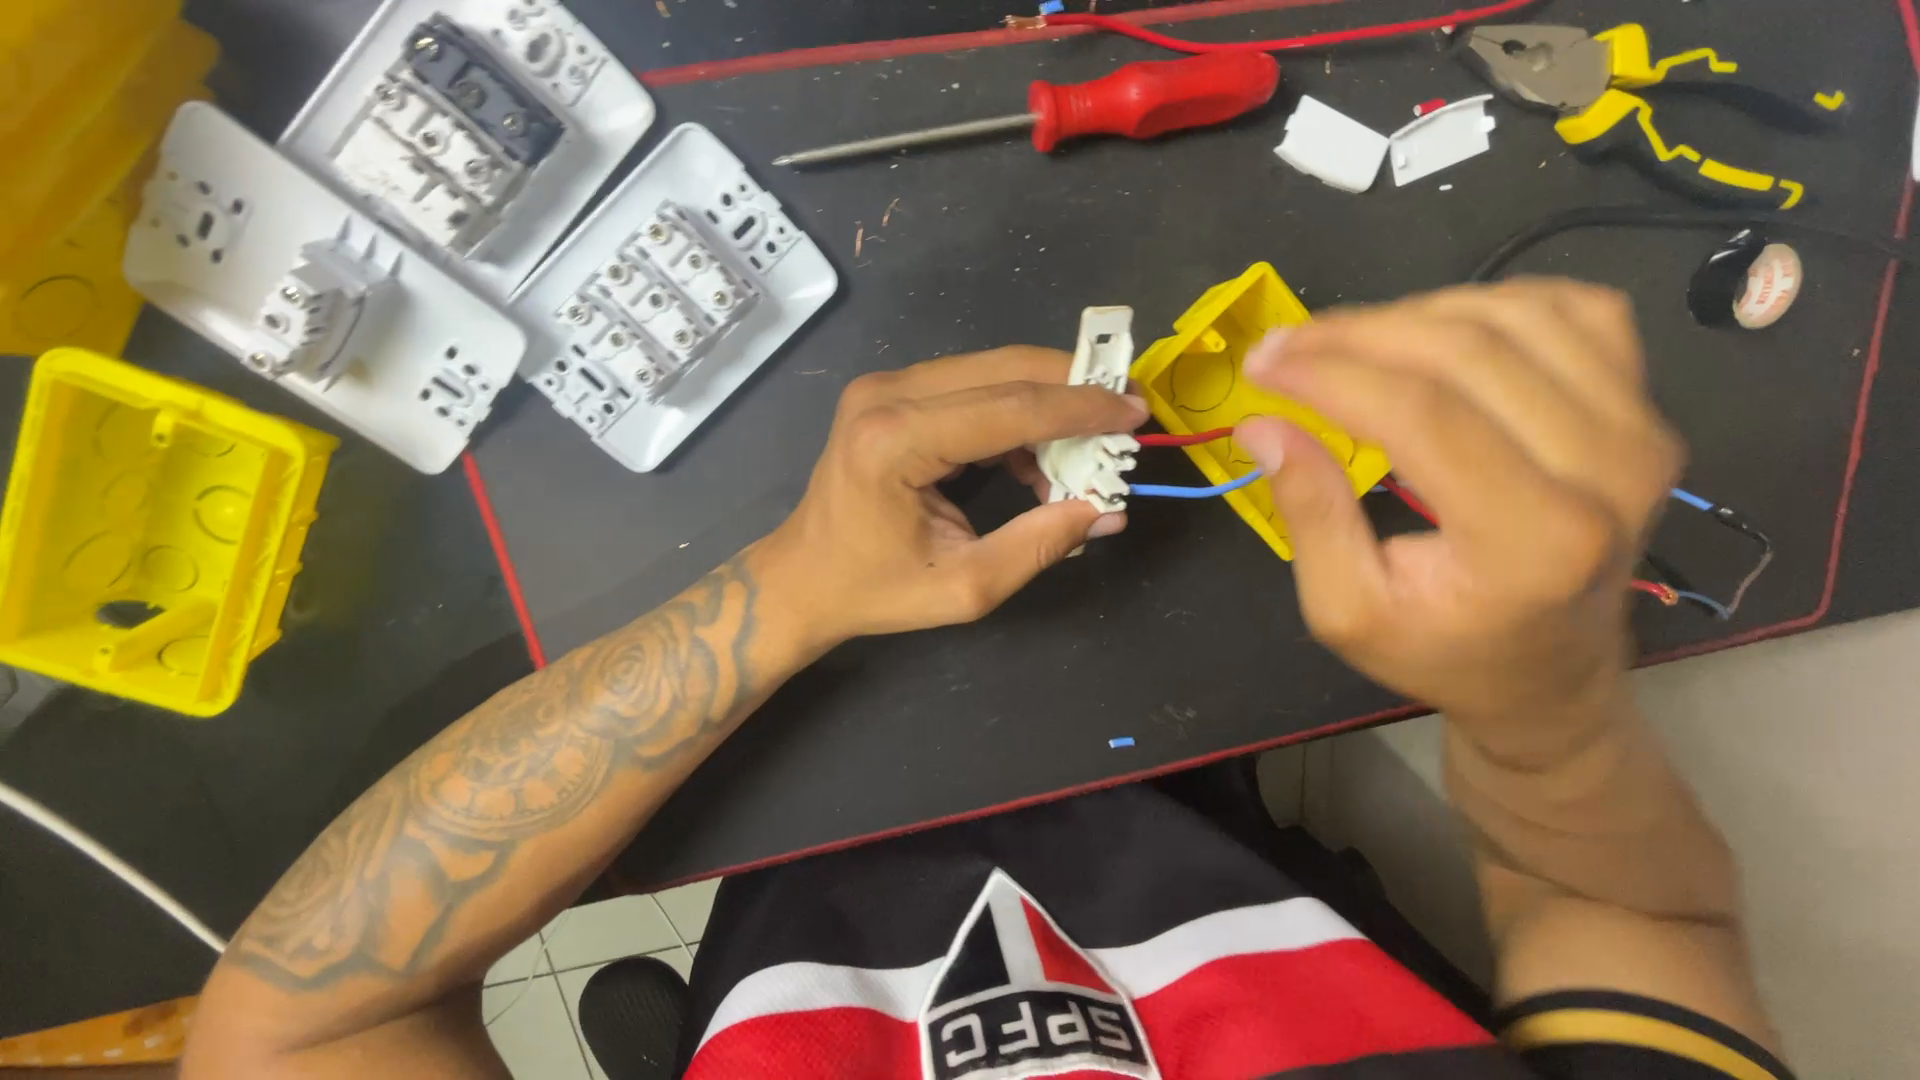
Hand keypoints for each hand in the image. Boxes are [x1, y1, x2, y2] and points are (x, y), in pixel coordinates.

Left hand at [760, 347, 1146, 646]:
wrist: (804, 578)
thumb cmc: (876, 590)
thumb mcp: (965, 586)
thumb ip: (1039, 545)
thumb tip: (1108, 512)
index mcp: (896, 440)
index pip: (1011, 406)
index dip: (1081, 407)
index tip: (1135, 411)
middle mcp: (887, 395)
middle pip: (1004, 369)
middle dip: (1073, 388)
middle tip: (1126, 412)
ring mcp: (885, 386)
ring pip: (992, 370)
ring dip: (1046, 403)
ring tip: (1083, 454)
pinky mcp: (890, 393)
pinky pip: (971, 386)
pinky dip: (1014, 414)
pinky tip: (1033, 461)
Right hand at [1235, 280, 1681, 737]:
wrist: (1551, 674)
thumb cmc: (1441, 652)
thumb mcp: (1347, 610)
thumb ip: (1310, 515)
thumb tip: (1262, 425)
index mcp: (1531, 539)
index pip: (1422, 414)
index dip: (1330, 374)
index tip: (1260, 363)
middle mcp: (1606, 470)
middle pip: (1468, 351)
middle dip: (1355, 334)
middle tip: (1284, 345)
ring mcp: (1640, 429)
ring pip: (1518, 314)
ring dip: (1412, 313)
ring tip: (1344, 344)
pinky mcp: (1646, 407)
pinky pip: (1576, 310)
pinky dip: (1491, 302)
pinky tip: (1433, 331)